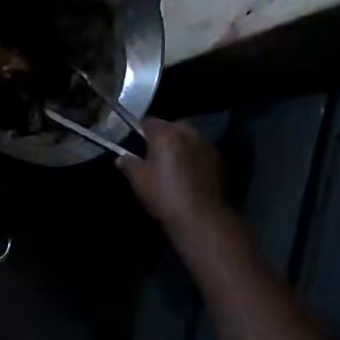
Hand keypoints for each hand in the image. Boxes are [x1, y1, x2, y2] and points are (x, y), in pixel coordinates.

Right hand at [118, 117, 228, 231]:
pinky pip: (200, 150)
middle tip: (153, 154)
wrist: (200, 217)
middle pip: (171, 127)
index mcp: (166, 134)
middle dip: (162, 136)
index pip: (148, 122)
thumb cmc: (164, 196)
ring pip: (188, 138)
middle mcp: (188, 133)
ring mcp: (206, 145)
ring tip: (173, 163)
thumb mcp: (139, 181)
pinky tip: (189, 172)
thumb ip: (128, 164)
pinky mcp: (218, 159)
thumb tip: (121, 158)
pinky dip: (193, 156)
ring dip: (180, 145)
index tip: (134, 143)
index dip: (139, 131)